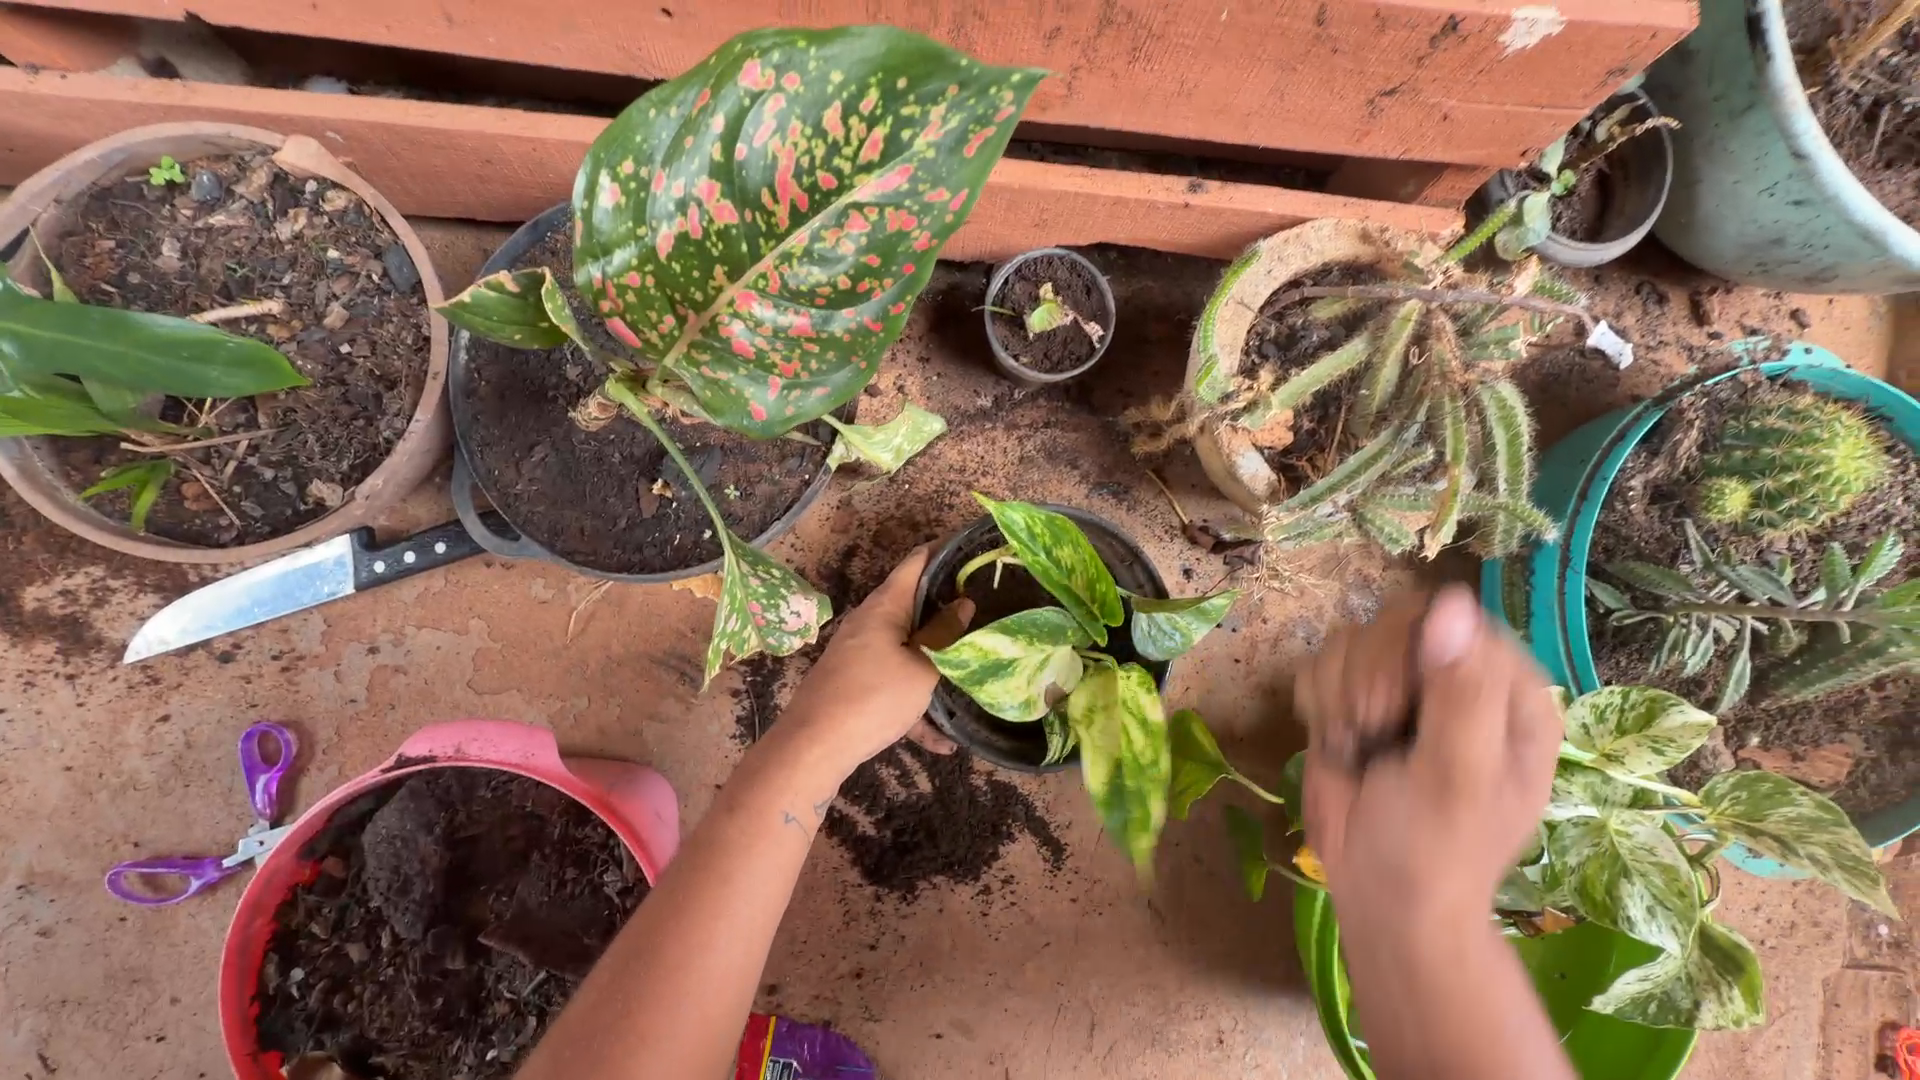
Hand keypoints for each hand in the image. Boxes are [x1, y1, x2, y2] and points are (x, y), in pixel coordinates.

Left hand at [779, 545, 972, 771]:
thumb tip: (964, 605)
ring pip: (905, 651)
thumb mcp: (922, 668)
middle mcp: (868, 623)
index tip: (970, 549)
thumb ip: (945, 636)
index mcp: (884, 607)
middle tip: (982, 611)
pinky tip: (941, 742)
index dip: (942, 552)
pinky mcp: (853, 684)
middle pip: (912, 607)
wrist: (813, 747)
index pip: (915, 564)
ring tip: (969, 679)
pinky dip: (915, 707)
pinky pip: (892, 686)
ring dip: (934, 667)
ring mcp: (858, 654)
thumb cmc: (873, 697)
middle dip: (945, 611)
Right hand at [1294, 585, 1560, 934]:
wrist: (1378, 893)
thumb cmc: (1434, 847)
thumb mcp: (1457, 777)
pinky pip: (1319, 664)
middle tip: (1373, 733)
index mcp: (1505, 692)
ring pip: (1349, 640)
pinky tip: (1338, 744)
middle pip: (1393, 621)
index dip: (1411, 654)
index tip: (1395, 709)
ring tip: (1359, 748)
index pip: (1451, 620)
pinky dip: (1317, 704)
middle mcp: (1453, 679)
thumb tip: (1448, 604)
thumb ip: (1459, 692)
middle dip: (1367, 679)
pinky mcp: (1350, 699)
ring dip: (1338, 697)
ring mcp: (1398, 687)